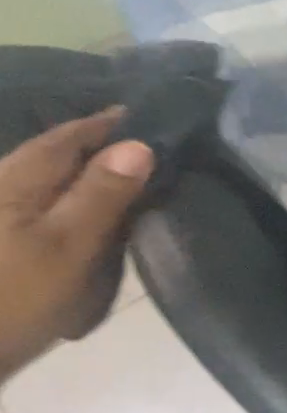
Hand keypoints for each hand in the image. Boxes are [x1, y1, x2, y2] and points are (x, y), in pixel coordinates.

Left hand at [0, 111, 153, 381]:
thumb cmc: (12, 299)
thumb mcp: (68, 246)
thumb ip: (102, 194)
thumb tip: (139, 144)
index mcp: (12, 187)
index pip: (62, 140)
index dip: (103, 124)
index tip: (146, 112)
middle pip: (47, 160)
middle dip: (91, 148)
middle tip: (144, 143)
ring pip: (40, 185)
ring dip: (80, 177)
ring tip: (124, 176)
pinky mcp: (0, 251)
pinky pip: (35, 209)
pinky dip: (66, 202)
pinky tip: (86, 213)